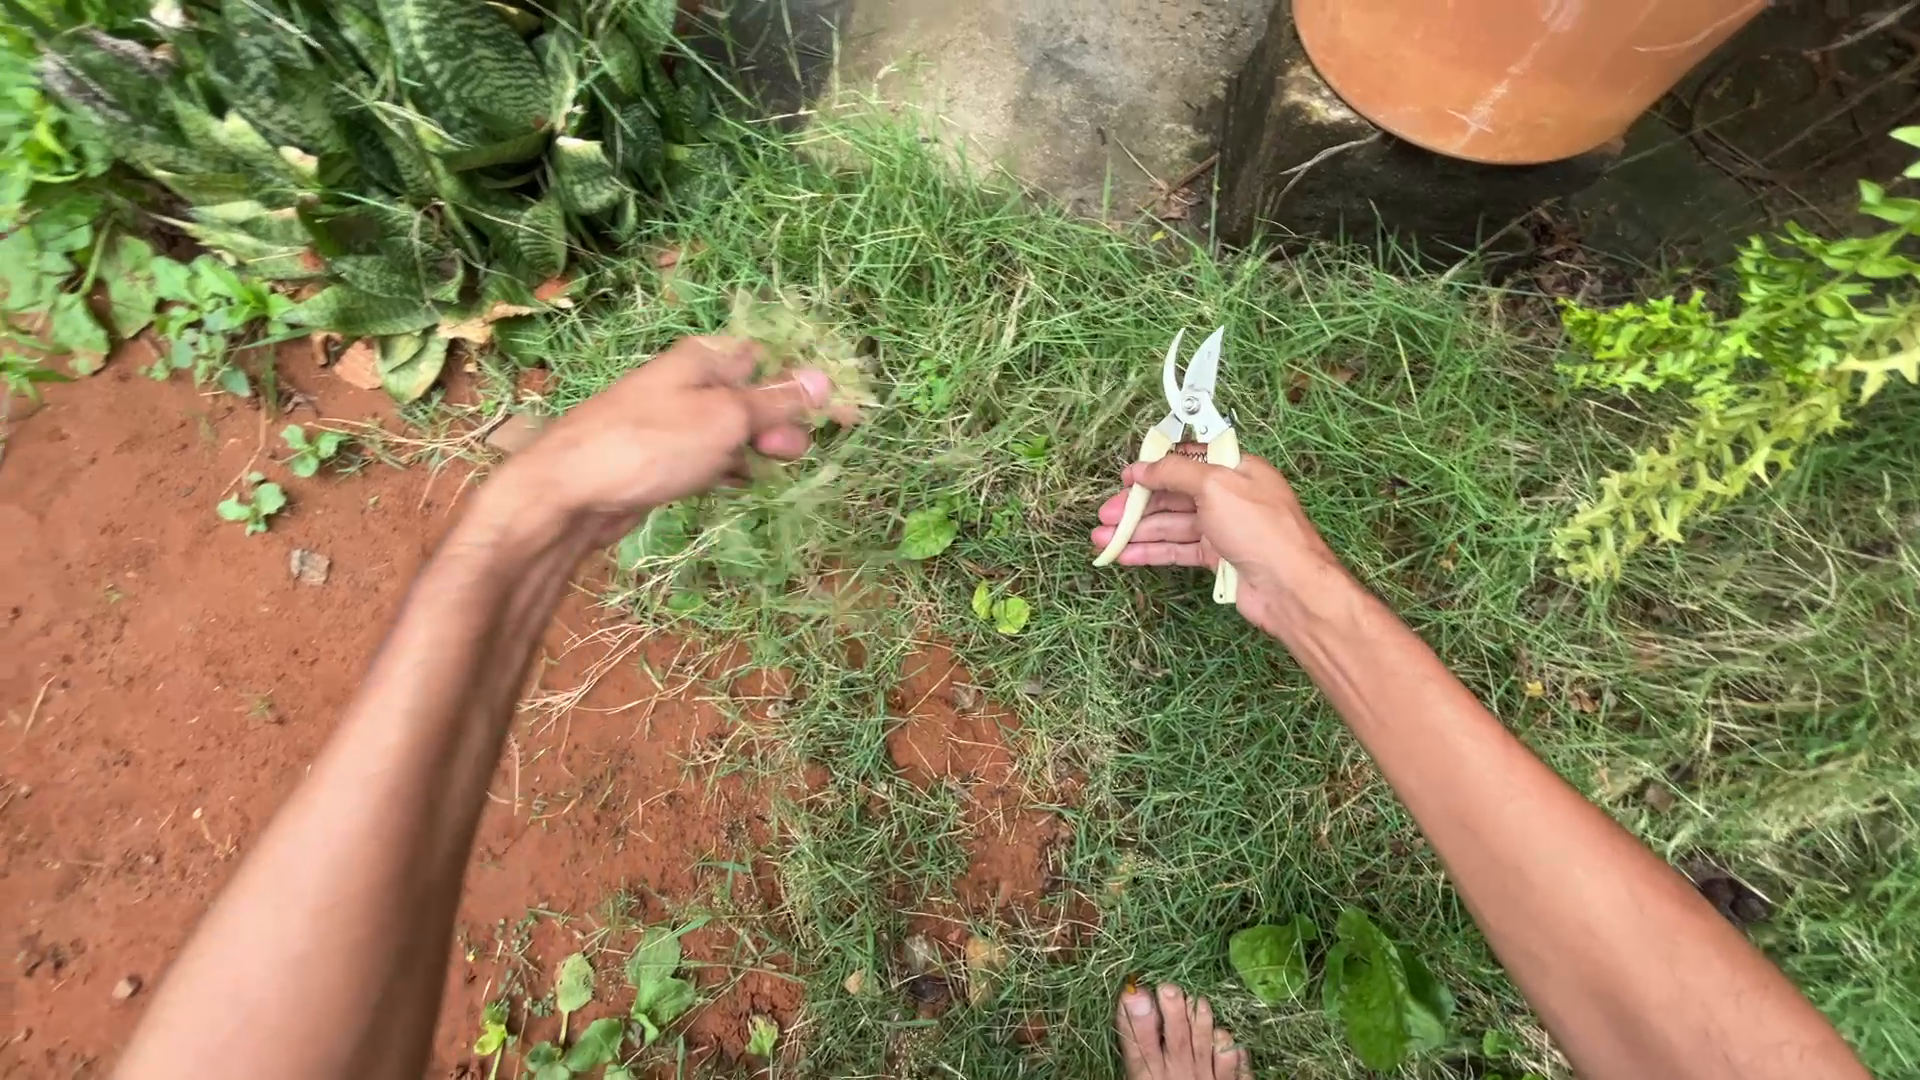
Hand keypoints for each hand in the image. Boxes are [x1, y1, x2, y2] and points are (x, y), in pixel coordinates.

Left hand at [493, 336, 831, 542]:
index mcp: (704, 360)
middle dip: (781, 423)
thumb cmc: (653, 443)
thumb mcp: (725, 418)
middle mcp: (691, 384)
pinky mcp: (666, 457)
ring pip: (736, 431)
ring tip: (765, 471)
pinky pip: (713, 456)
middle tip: (788, 454)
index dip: (805, 385)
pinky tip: (740, 483)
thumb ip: (776, 402)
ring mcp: (676, 422)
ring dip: (758, 449)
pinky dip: (731, 467)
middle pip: (755, 397)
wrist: (570, 492)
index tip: (839, 415)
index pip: (770, 360)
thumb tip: (823, 378)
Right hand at [1090, 447, 1354, 638]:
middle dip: (1137, 505)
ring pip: (1171, 525)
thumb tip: (1144, 467)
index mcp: (1234, 469)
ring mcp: (1222, 528)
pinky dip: (1150, 552)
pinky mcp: (1217, 558)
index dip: (1155, 467)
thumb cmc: (1260, 529)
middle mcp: (1228, 496)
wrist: (1290, 587)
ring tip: (1102, 540)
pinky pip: (1177, 550)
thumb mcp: (1215, 486)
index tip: (1126, 477)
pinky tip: (1125, 556)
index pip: (1188, 460)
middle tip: (1105, 515)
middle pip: (1173, 495)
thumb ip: (1176, 472)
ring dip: (1136, 531)